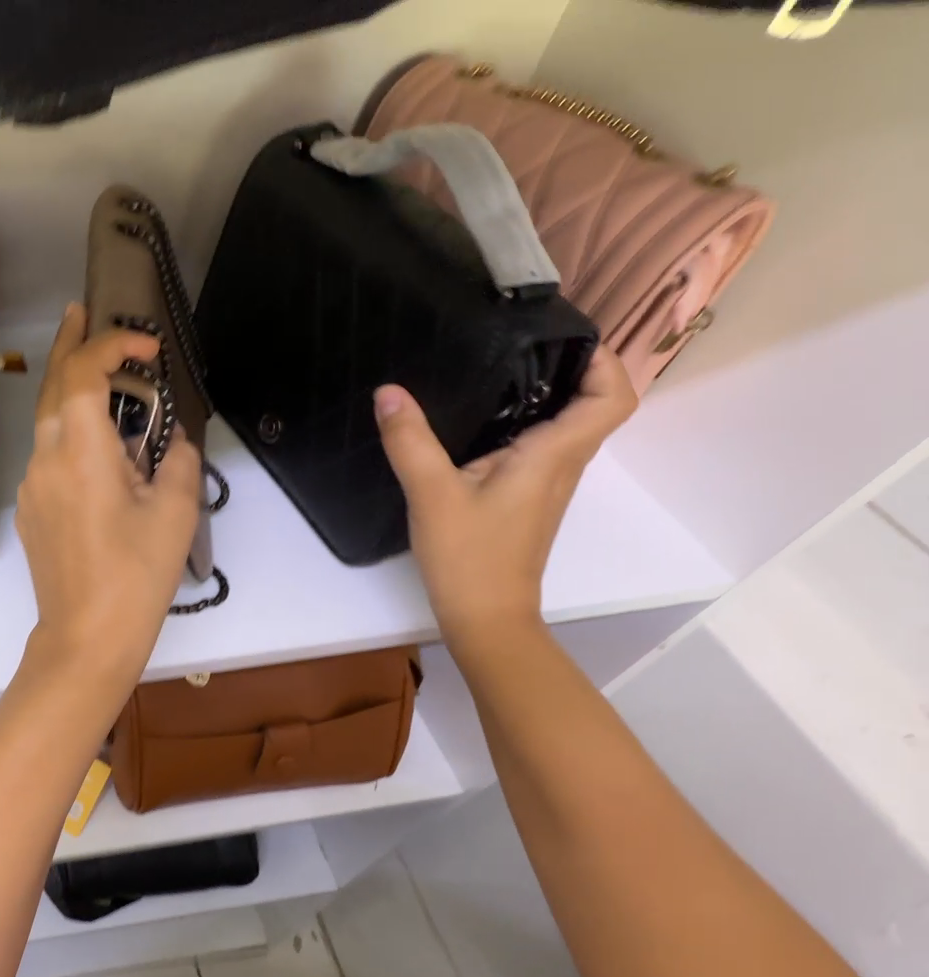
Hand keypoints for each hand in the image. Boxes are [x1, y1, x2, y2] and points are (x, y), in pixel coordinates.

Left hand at [16, 304, 201, 683]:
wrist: (86, 634)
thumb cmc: (136, 576)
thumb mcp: (176, 512)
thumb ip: (179, 459)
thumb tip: (172, 440)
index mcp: (81, 452)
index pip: (84, 373)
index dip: (111, 344)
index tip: (147, 346)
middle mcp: (46, 458)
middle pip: (51, 384)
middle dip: (69, 343)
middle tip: (84, 311)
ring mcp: (32, 484)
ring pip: (46, 419)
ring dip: (71, 388)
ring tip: (101, 371)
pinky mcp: (31, 508)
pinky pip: (48, 453)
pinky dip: (70, 430)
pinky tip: (100, 447)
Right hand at [376, 348, 636, 643]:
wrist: (485, 615)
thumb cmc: (469, 555)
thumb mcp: (431, 493)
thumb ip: (410, 440)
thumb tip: (388, 392)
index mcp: (553, 456)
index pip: (612, 398)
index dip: (605, 362)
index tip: (567, 337)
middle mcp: (561, 466)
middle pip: (593, 406)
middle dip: (570, 369)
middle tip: (520, 342)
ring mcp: (546, 485)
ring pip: (566, 427)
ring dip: (547, 396)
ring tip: (496, 369)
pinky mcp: (526, 500)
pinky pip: (539, 448)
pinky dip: (523, 424)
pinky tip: (479, 422)